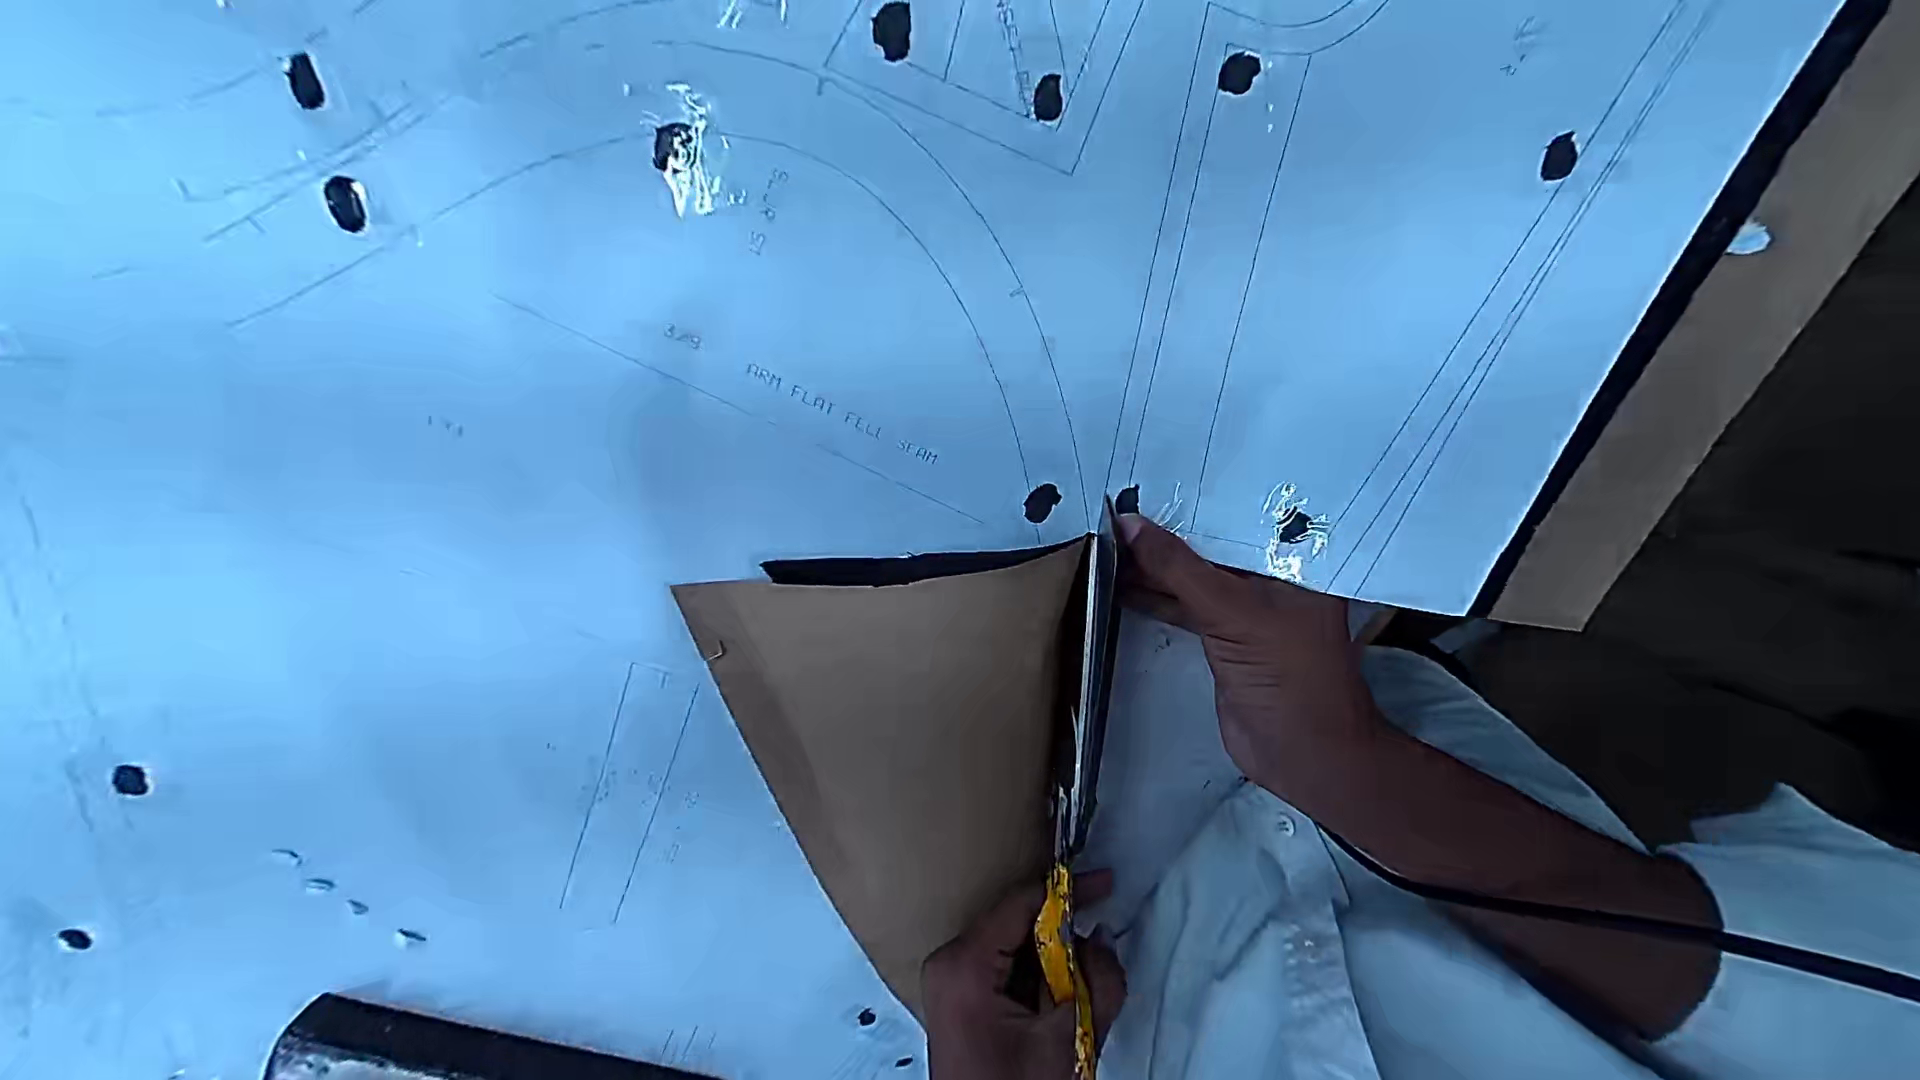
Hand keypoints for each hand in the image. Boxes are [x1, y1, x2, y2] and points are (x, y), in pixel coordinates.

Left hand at [921, 872, 1126, 1079]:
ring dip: (1051, 956)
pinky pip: (1002, 966)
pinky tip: (1059, 994)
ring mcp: (948, 978)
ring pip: (1012, 945)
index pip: (1021, 903)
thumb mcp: (1067, 1045)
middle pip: (1016, 923)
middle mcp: (948, 959)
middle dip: (1062, 930)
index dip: (1066, 891)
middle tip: (1099, 934)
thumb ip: (1097, 985)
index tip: (1106, 883)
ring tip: (1083, 975)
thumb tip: (1104, 938)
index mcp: (964, 963)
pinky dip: (1035, 975)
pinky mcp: (956, 997)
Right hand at [1116, 514, 1385, 796]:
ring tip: (1107, 539)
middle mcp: (1270, 576)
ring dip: (1154, 564)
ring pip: (1192, 575)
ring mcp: (1244, 608)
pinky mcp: (1222, 635)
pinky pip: (1183, 604)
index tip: (1148, 478)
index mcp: (1294, 559)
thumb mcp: (1232, 611)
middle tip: (1117, 508)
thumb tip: (1128, 523)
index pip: (1239, 513)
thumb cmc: (1286, 674)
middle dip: (1167, 530)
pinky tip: (1120, 581)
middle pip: (1210, 544)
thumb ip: (1178, 567)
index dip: (1194, 495)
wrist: (1299, 755)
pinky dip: (1153, 594)